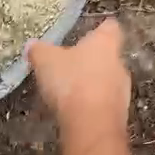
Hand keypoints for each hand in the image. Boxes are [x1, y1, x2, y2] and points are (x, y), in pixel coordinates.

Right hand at [27, 19, 131, 139]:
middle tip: (72, 64)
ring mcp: (122, 92)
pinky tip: (76, 112)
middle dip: (92, 61)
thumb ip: (39, 51)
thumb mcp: (45, 60)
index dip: (101, 28)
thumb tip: (32, 45)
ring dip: (93, 85)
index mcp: (104, 44)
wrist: (92, 127)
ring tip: (71, 91)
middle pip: (109, 57)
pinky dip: (93, 106)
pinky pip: (105, 105)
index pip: (110, 27)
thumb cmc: (71, 82)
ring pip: (108, 82)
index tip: (94, 29)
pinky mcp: (119, 116)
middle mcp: (119, 64)